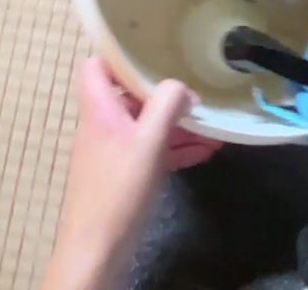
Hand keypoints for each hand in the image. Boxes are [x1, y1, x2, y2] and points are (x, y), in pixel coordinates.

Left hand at [42, 58, 218, 289]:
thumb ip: (166, 105)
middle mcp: (103, 125)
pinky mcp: (122, 178)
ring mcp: (112, 153)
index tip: (152, 51)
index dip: (119, 55)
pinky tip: (204, 151)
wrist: (95, 256)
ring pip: (146, 125)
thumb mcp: (148, 143)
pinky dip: (173, 147)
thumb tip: (182, 86)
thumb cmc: (118, 191)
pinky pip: (150, 151)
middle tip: (196, 93)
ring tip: (212, 126)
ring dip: (176, 124)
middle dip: (165, 94)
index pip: (96, 66)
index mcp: (100, 109)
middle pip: (131, 95)